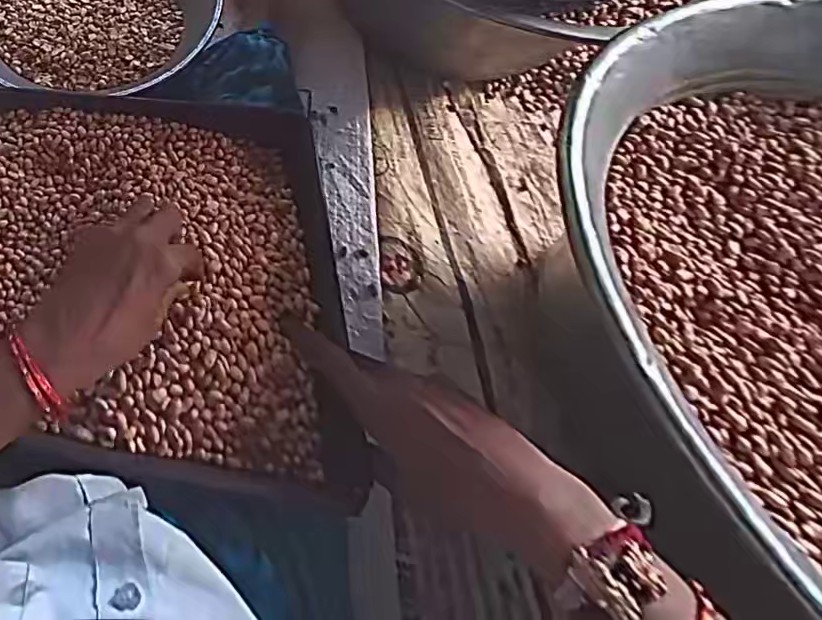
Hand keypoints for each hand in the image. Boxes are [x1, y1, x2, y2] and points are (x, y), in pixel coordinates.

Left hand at [20, 199, 201, 392]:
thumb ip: (165, 295)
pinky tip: (114, 253)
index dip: (194, 265)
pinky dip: (119, 233)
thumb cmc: (111, 339)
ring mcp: (113, 233)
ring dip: (147, 220)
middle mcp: (140, 239)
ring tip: (144, 242)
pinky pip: (112, 224)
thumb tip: (173, 284)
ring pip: (141, 207)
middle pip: (170, 213)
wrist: (63, 338)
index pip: (190, 252)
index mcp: (161, 262)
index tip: (191, 274)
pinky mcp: (89, 235)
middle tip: (170, 248)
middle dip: (174, 229)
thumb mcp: (151, 323)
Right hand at [289, 324, 616, 576]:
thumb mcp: (405, 486)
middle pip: (362, 367)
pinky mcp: (455, 395)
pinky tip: (419, 434)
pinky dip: (409, 404)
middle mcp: (404, 384)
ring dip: (380, 393)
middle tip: (331, 387)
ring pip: (391, 380)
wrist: (528, 495)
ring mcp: (432, 386)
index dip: (309, 340)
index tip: (293, 325)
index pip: (333, 360)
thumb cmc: (464, 495)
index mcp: (381, 403)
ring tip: (379, 423)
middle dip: (345, 375)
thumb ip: (378, 459)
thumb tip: (368, 453)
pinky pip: (418, 390)